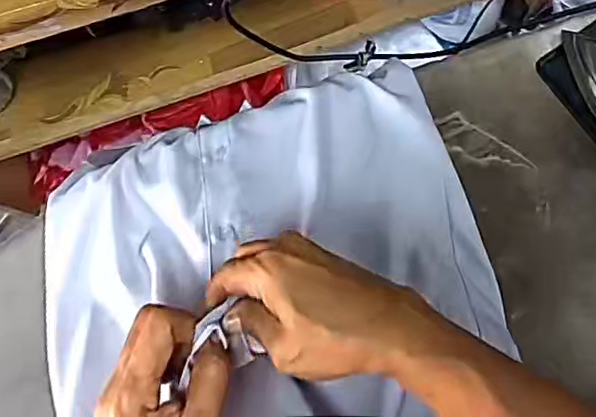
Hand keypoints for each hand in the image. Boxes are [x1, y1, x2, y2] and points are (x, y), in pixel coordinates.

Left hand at [95, 304, 228, 416]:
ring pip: (148, 341)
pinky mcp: (116, 405)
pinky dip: (167, 366)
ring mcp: (111, 398)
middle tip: (200, 361)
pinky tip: (178, 392)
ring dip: (178, 350)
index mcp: (126, 393)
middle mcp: (111, 390)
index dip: (190, 324)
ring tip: (191, 381)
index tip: (206, 347)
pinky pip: (143, 362)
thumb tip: (218, 341)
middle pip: (150, 323)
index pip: (157, 318)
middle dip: (185, 334)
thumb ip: (211, 376)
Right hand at [207, 232, 459, 381]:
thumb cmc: (337, 337)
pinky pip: (285, 251)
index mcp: (271, 268)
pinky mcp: (323, 254)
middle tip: (227, 311)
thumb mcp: (281, 346)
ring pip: (265, 249)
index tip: (210, 316)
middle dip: (231, 279)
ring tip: (250, 305)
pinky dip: (272, 266)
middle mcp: (288, 248)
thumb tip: (236, 314)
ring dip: (252, 269)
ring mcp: (308, 247)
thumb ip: (252, 325)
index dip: (213, 296)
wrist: (385, 323)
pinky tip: (276, 294)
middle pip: (245, 254)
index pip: (227, 273)